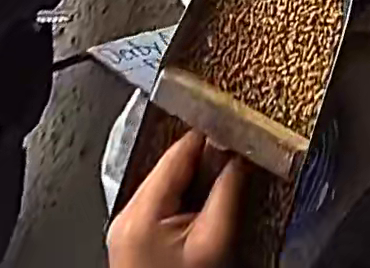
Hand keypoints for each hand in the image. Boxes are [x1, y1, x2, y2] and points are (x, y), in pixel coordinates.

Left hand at [108, 130, 245, 267]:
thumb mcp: (215, 239)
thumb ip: (229, 187)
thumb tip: (243, 149)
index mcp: (140, 212)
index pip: (181, 148)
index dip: (214, 135)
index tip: (240, 129)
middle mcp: (126, 214)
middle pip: (176, 161)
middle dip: (208, 158)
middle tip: (238, 158)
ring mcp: (127, 226)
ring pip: (173, 176)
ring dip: (201, 174)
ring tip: (225, 180)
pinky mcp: (135, 235)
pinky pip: (167, 195)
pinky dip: (190, 191)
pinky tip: (207, 201)